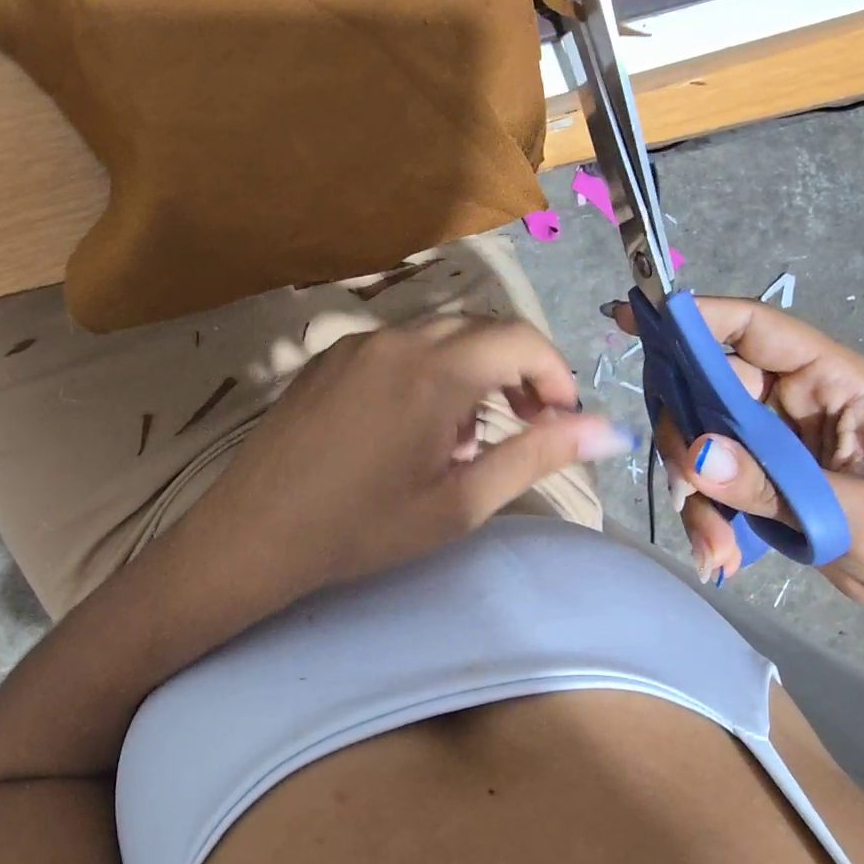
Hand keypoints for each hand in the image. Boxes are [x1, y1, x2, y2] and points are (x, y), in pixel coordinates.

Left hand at [177, 317, 635, 602]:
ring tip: (461, 441)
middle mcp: (395, 340)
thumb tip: (610, 430)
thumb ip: (536, 455)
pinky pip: (394, 348)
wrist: (253, 533)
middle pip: (479, 329)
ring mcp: (353, 346)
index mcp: (435, 372)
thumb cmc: (362, 529)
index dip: (555, 374)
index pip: (520, 339)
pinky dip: (424, 372)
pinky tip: (408, 430)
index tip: (562, 420)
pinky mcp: (325, 360)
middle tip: (523, 427)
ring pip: (436, 336)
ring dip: (469, 372)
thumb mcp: (458, 503)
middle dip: (515, 370)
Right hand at [608, 297, 863, 610]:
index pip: (755, 328)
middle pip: (707, 388)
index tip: (636, 321)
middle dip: (685, 438)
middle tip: (683, 484)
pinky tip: (719, 553)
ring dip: (695, 492)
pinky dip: (704, 515)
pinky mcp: (755, 474)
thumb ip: (770, 484)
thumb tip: (695, 454)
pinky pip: (706, 479)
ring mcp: (770, 438)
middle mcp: (792, 399)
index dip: (698, 320)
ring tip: (714, 544)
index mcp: (832, 381)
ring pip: (697, 439)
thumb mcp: (854, 514)